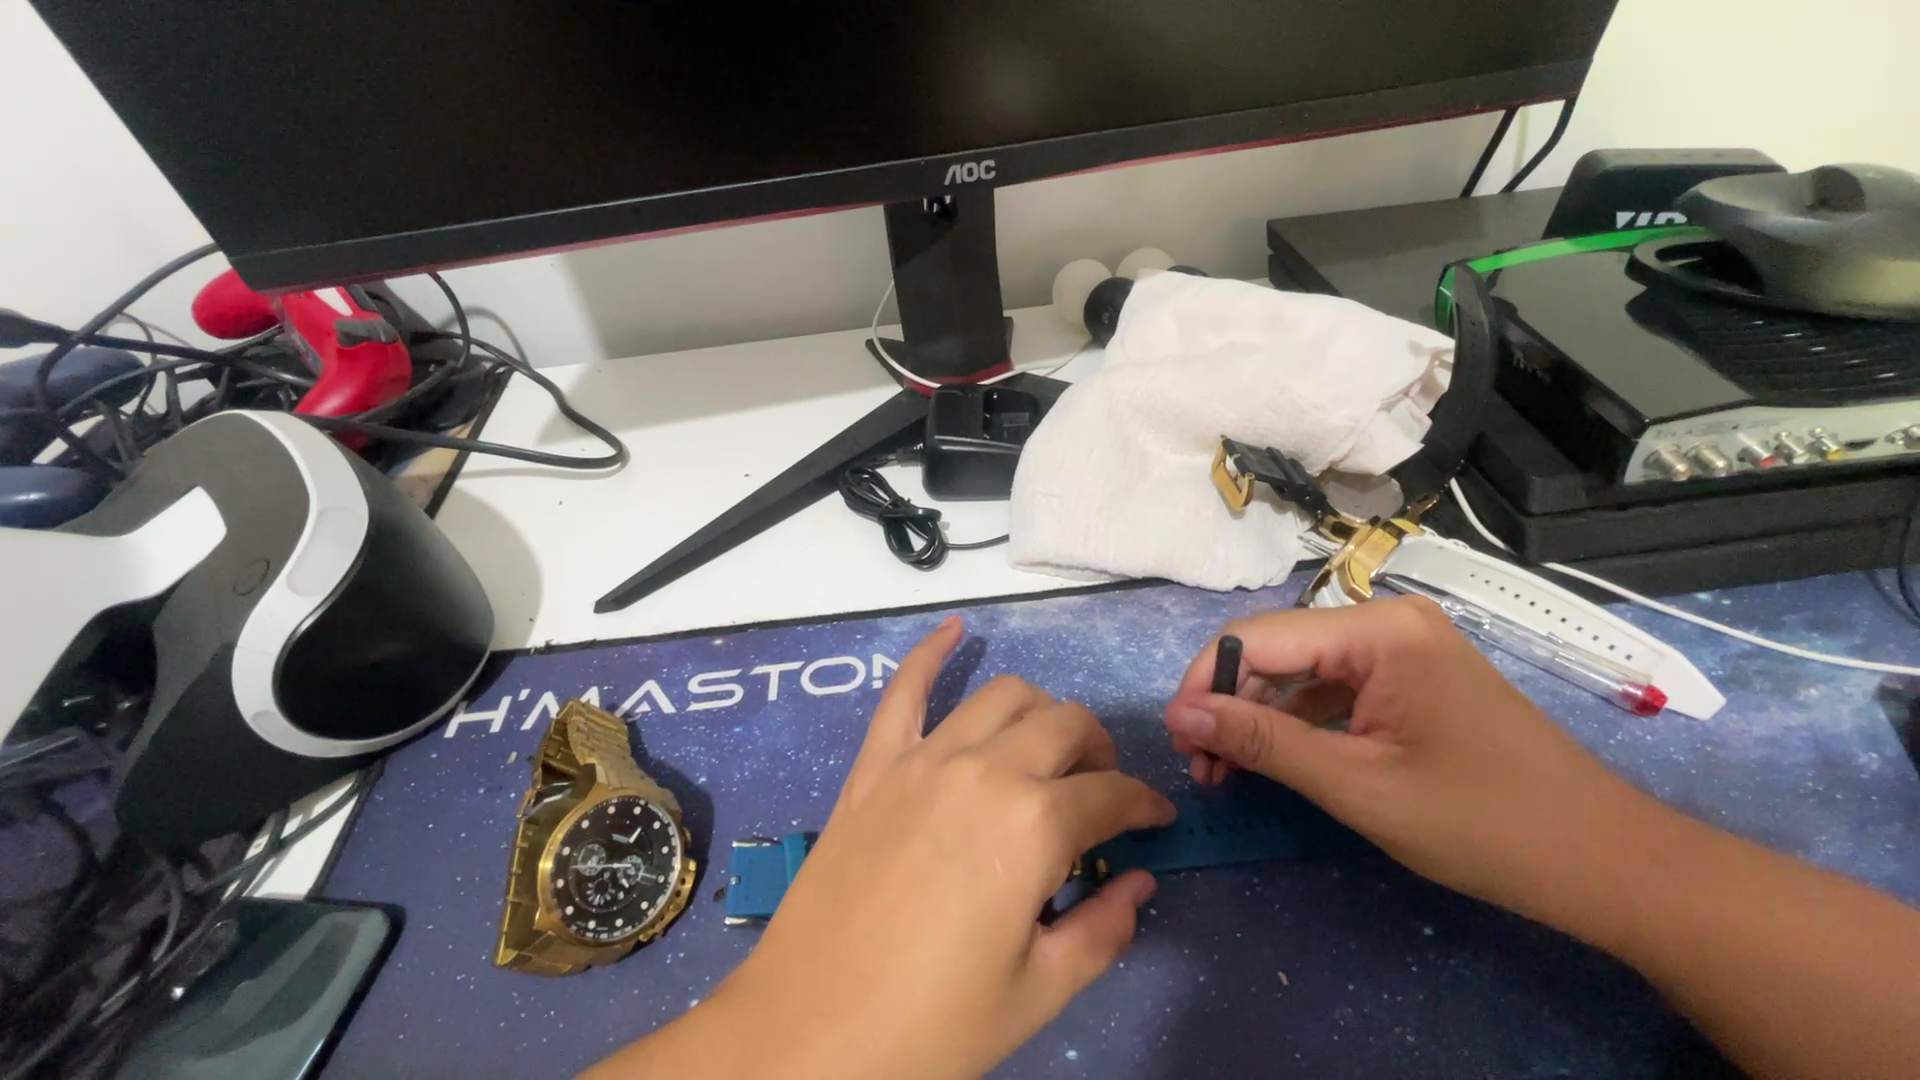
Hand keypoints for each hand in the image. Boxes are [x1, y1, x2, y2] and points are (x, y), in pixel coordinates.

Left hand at [594, 618, 1174, 1079]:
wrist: (807, 1032)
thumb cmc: (931, 1024)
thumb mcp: (1037, 993)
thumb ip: (1103, 930)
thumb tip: (1142, 884)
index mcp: (1033, 827)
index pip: (1112, 796)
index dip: (1145, 805)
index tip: (1157, 819)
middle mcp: (984, 771)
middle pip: (1066, 725)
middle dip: (1100, 752)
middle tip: (1102, 791)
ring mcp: (922, 760)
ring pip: (1003, 696)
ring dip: (1042, 711)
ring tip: (1048, 745)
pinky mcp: (873, 765)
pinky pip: (905, 691)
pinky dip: (931, 652)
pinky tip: (954, 628)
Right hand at [1162, 597, 1666, 930]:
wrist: (1607, 863)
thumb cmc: (1483, 824)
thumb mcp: (1357, 785)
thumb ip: (1262, 742)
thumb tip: (1179, 714)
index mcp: (1379, 631)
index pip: (1255, 638)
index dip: (1205, 685)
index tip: (1176, 741)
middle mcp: (1387, 622)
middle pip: (1275, 651)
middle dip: (1229, 706)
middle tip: (1202, 769)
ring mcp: (1402, 648)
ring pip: (1297, 672)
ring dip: (1257, 719)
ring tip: (1227, 773)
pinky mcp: (1410, 677)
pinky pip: (1331, 689)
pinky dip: (1296, 725)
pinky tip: (1275, 762)